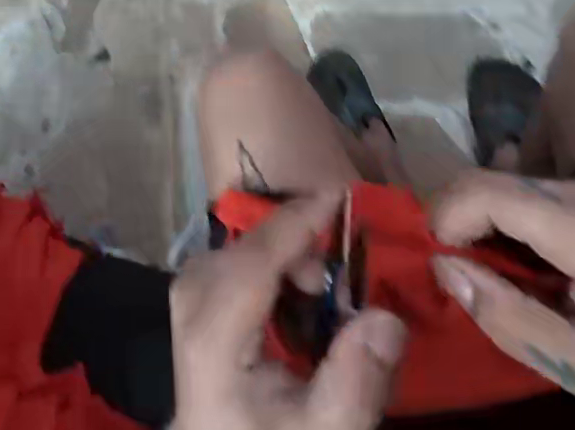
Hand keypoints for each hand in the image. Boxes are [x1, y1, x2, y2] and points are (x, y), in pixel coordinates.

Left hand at [171, 192, 406, 429]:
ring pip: (246, 249)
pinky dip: (273, 269)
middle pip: (251, 249)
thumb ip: (356, 380)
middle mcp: (190, 296)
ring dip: (289, 263)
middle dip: (302, 253)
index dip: (294, 223)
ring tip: (320, 307)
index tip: (335, 194)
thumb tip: (387, 316)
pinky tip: (294, 303)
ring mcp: (186, 289)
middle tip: (343, 293)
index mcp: (212, 331)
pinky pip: (238, 258)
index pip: (254, 259)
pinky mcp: (193, 289)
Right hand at [429, 172, 574, 429]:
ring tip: (482, 277)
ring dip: (471, 226)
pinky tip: (510, 268)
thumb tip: (442, 268)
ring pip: (493, 186)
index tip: (441, 267)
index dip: (446, 222)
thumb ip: (512, 320)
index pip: (483, 192)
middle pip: (482, 182)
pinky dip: (493, 226)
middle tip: (455, 275)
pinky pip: (514, 198)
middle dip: (453, 222)